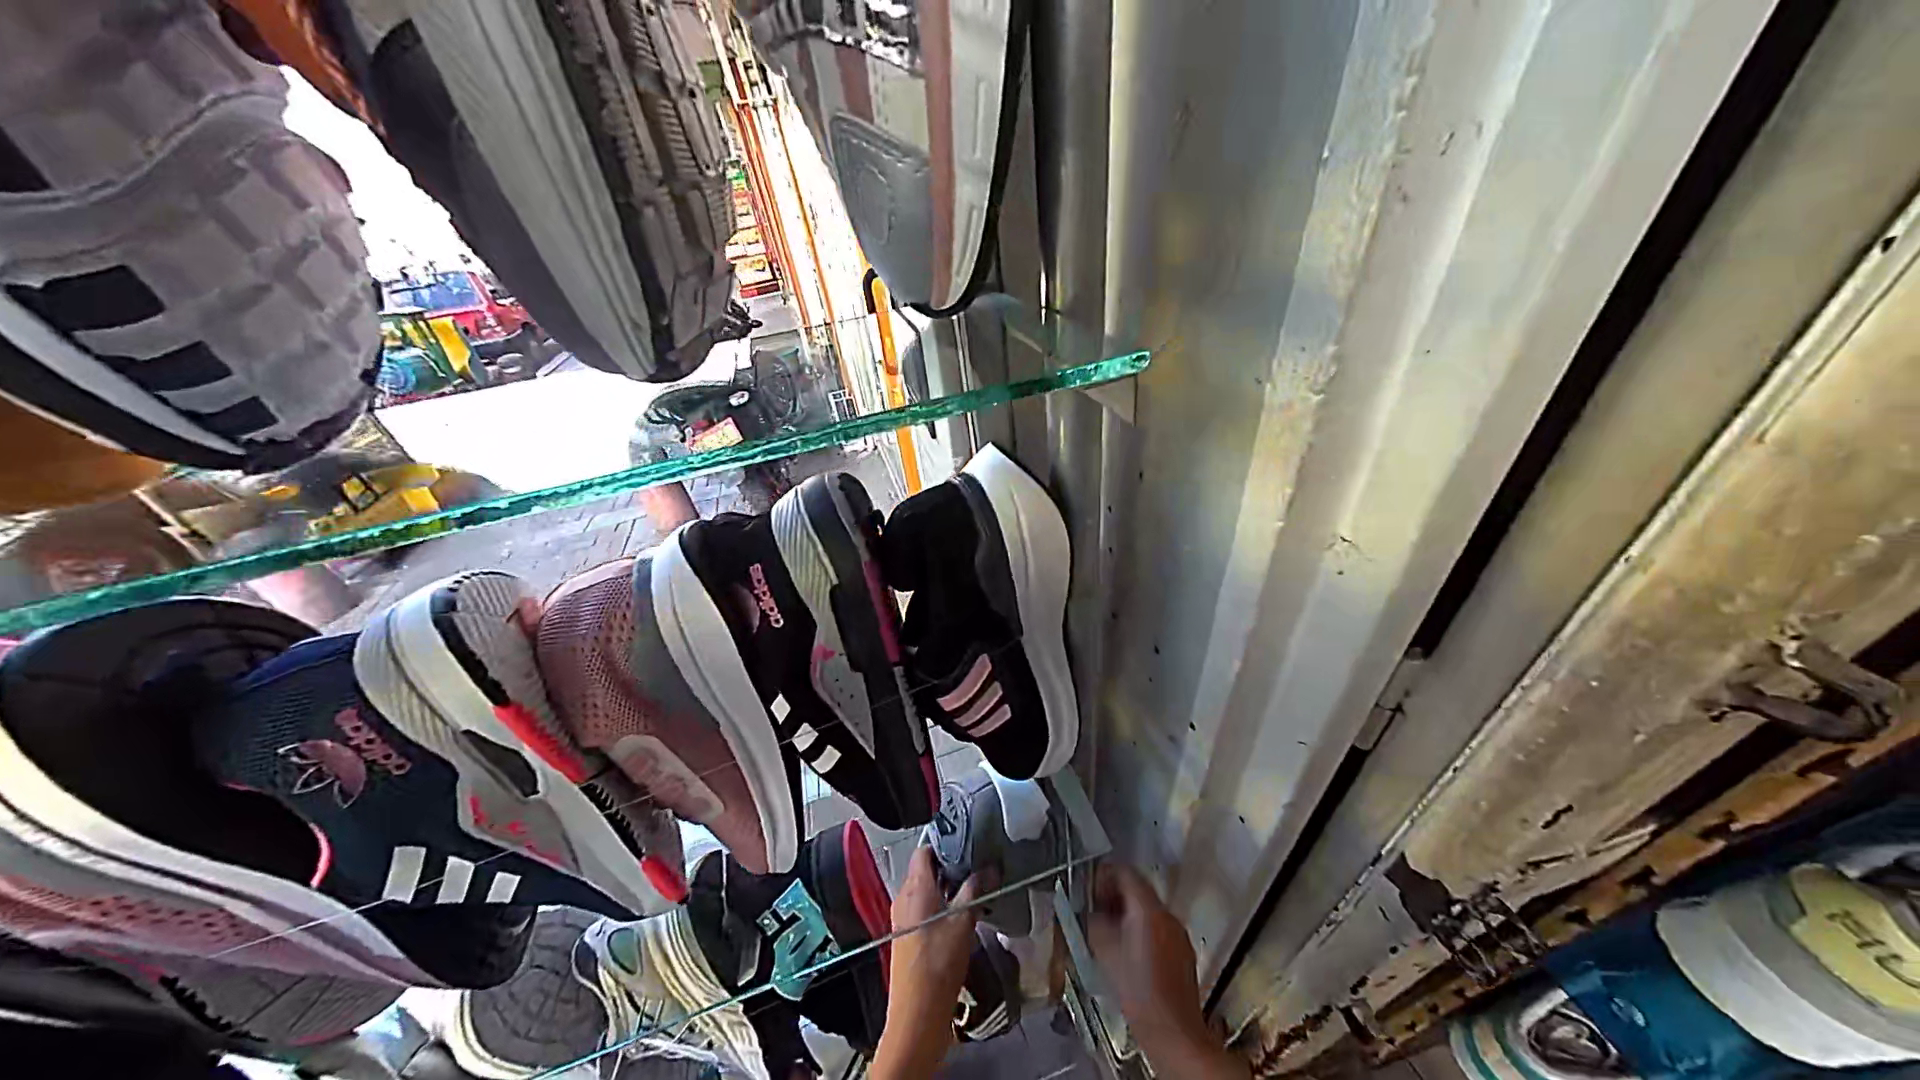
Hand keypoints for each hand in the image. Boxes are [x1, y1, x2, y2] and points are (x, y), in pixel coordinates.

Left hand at [871, 846, 978, 1079]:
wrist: (917, 1013)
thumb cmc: (939, 961)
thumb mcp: (963, 921)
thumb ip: (975, 890)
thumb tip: (990, 868)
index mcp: (914, 887)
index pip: (924, 850)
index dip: (944, 844)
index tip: (967, 845)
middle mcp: (903, 897)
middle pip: (924, 870)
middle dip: (949, 867)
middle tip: (976, 867)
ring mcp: (902, 918)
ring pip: (925, 891)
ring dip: (946, 888)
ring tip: (973, 891)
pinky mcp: (906, 937)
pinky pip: (922, 910)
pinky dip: (939, 907)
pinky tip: (960, 918)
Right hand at [1088, 864, 1248, 1079]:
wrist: (1172, 1032)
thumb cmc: (1139, 994)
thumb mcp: (1105, 951)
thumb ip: (1094, 922)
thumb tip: (1091, 913)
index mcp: (1148, 910)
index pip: (1126, 873)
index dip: (1104, 874)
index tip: (1091, 884)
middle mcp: (1167, 917)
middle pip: (1138, 889)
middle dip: (1113, 894)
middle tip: (1095, 906)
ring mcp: (1178, 935)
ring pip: (1148, 909)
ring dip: (1126, 912)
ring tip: (1107, 930)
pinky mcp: (1182, 953)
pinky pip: (1158, 928)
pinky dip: (1140, 928)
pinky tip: (1126, 950)